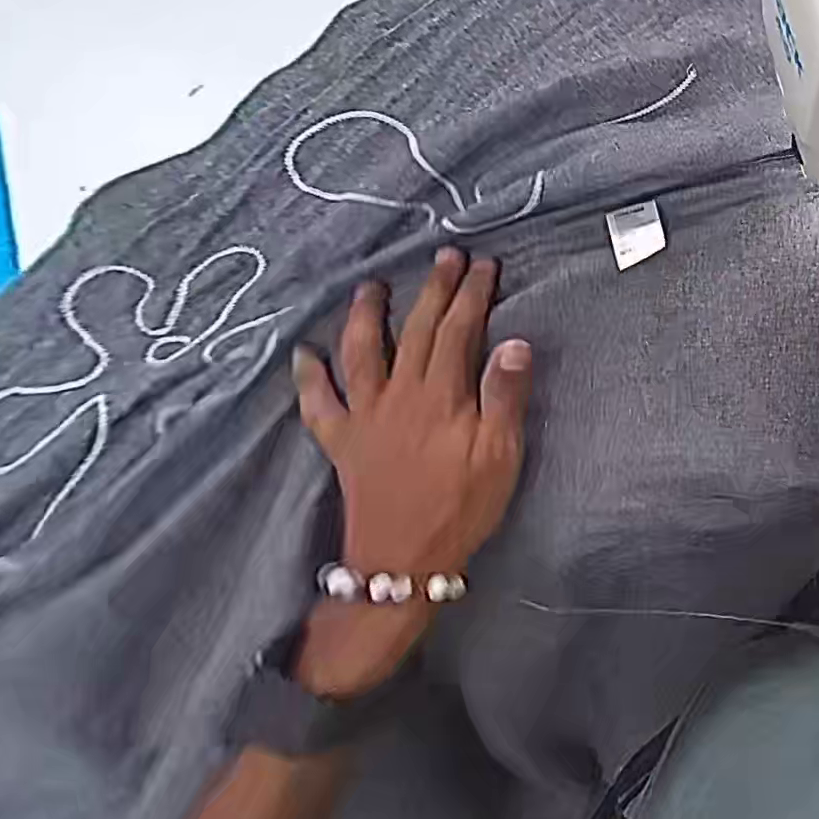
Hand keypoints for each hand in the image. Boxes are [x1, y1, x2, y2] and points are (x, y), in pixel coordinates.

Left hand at [288, 248, 533, 696]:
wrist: (403, 562)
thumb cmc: (463, 505)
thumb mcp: (501, 453)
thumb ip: (505, 396)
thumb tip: (515, 343)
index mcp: (440, 395)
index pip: (459, 330)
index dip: (472, 295)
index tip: (485, 265)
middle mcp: (398, 395)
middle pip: (417, 330)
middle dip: (434, 289)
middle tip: (446, 256)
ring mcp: (365, 416)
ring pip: (361, 353)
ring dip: (367, 315)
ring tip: (370, 286)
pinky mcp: (343, 442)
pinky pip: (319, 404)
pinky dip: (308, 378)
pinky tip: (303, 355)